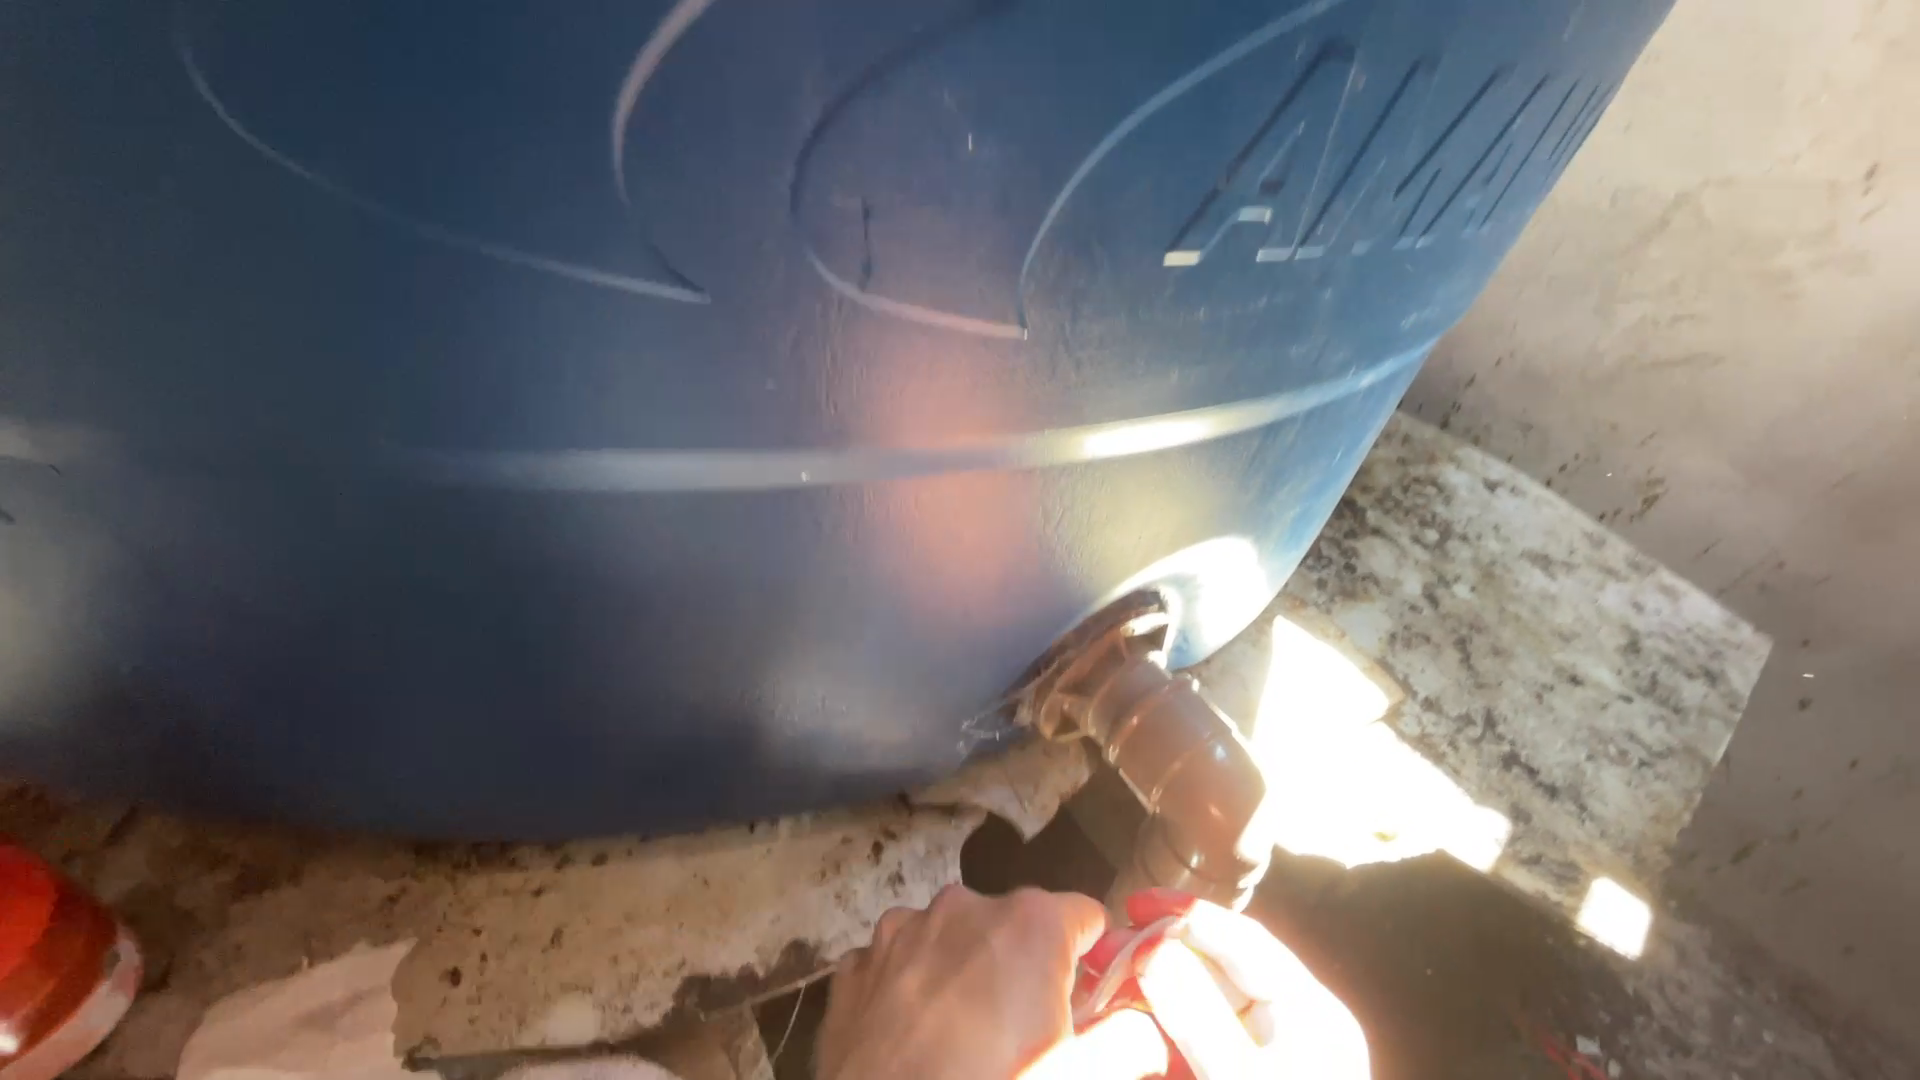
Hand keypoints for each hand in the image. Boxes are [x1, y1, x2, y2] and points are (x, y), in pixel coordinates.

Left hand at [816, 885, 1121, 1079]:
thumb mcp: (1081, 1076)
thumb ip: (1129, 1041)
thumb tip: (1147, 1029)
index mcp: (1028, 922)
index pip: (1086, 917)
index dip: (1095, 961)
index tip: (1089, 1007)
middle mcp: (964, 904)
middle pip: (1017, 929)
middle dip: (1025, 971)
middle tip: (1023, 1036)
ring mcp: (902, 929)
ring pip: (954, 941)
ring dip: (964, 975)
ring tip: (958, 1043)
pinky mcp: (855, 965)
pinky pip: (899, 964)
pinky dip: (910, 990)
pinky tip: (909, 1040)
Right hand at [1075, 889, 1370, 1078]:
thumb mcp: (1240, 1079)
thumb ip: (1198, 1014)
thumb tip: (1149, 946)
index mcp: (1308, 1014)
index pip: (1244, 940)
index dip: (1188, 915)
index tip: (1135, 905)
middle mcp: (1285, 1025)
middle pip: (1211, 968)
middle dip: (1152, 955)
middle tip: (1099, 953)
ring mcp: (1258, 1055)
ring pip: (1192, 1002)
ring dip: (1144, 992)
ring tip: (1097, 986)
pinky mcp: (1232, 1074)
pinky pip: (1186, 1038)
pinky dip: (1152, 1028)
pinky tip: (1116, 1023)